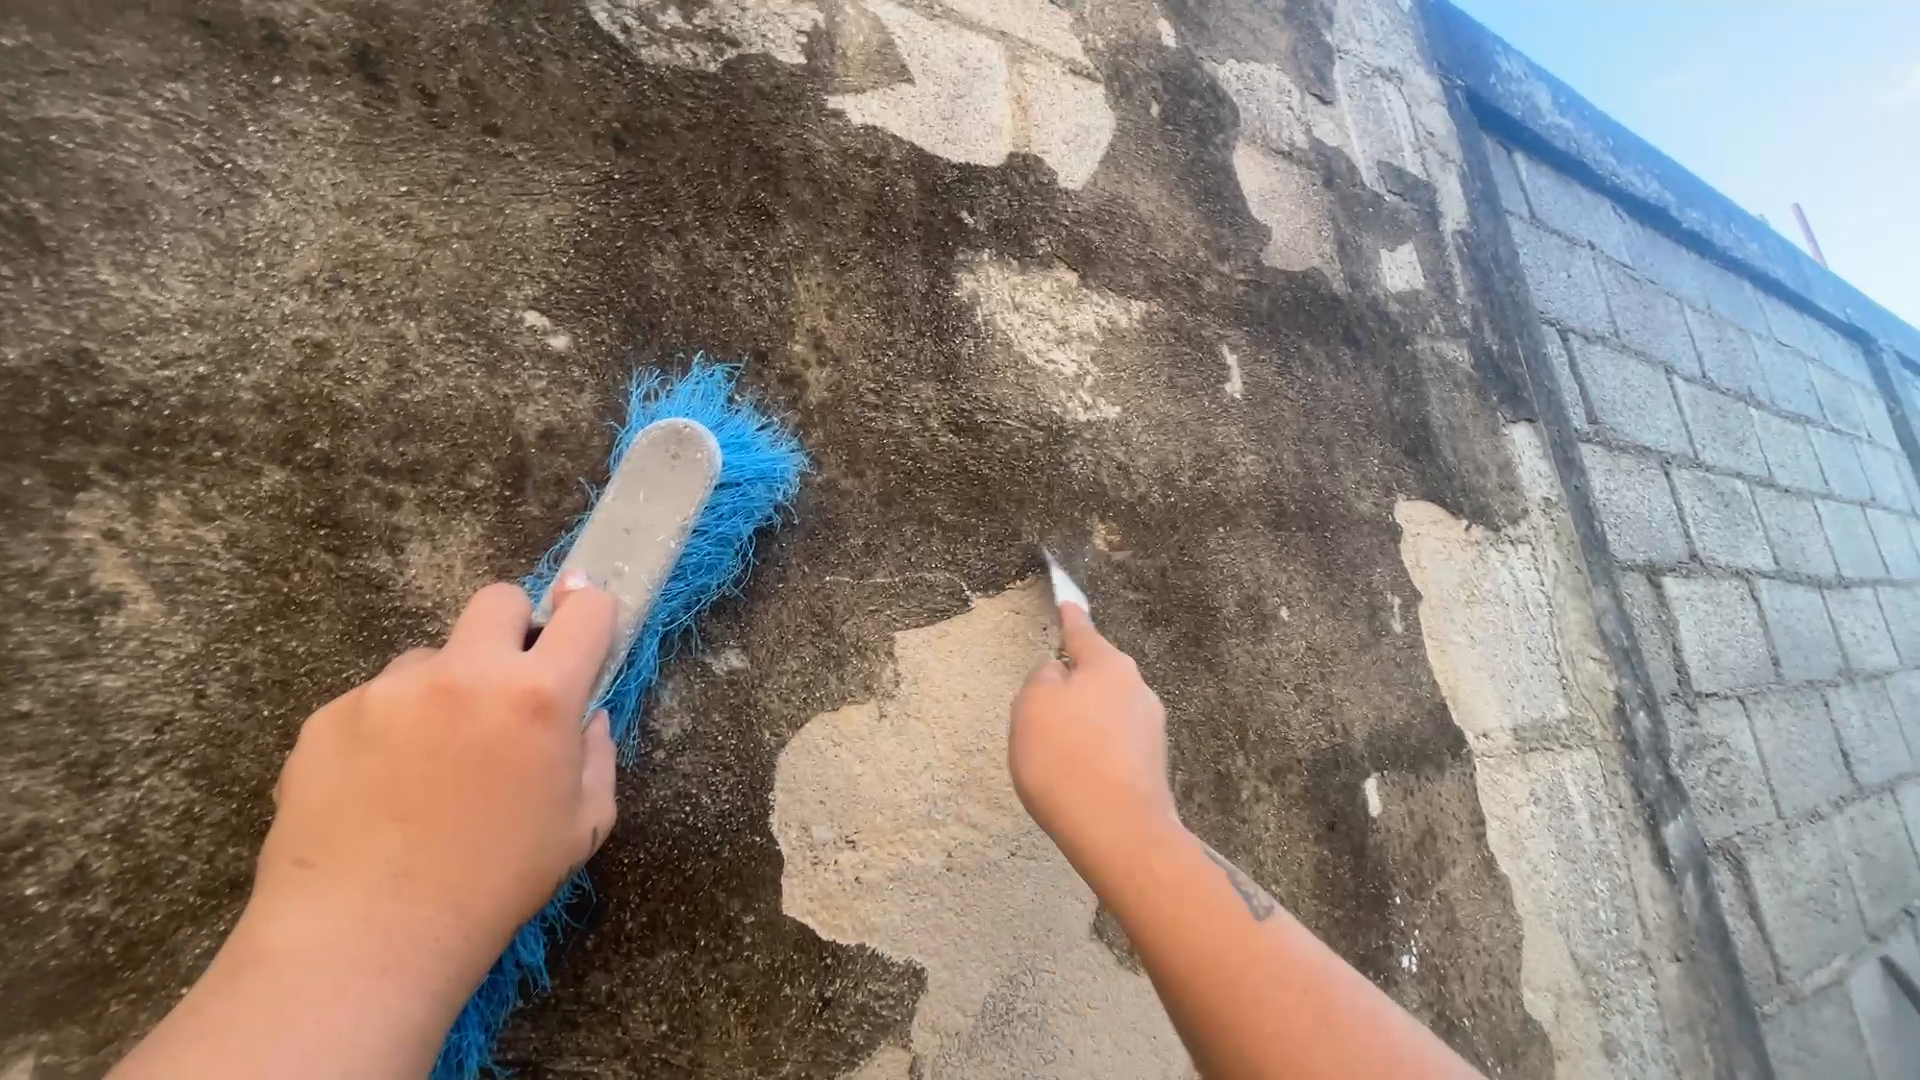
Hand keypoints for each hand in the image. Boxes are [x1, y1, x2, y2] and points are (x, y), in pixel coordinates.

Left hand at [242, 570, 618, 1007]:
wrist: (367, 939)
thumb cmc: (497, 883)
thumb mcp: (586, 822)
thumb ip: (598, 752)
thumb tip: (584, 715)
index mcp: (540, 695)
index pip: (585, 609)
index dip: (591, 613)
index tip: (584, 633)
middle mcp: (468, 674)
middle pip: (499, 599)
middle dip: (515, 629)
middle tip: (507, 688)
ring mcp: (391, 690)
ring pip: (433, 656)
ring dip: (447, 687)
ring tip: (431, 759)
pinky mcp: (329, 715)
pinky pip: (377, 698)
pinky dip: (392, 725)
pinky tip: (383, 785)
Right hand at [1009, 603, 1177, 867]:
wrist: (1117, 832)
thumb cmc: (1065, 759)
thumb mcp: (1030, 706)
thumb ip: (1041, 680)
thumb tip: (1058, 676)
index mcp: (1109, 666)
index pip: (1082, 632)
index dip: (1069, 617)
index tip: (1067, 602)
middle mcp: (1137, 690)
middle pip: (1096, 675)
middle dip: (1072, 685)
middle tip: (1041, 712)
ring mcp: (1151, 729)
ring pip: (1105, 712)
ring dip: (1083, 722)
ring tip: (1055, 755)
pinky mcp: (1153, 765)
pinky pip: (1113, 745)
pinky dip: (1093, 751)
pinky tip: (1076, 776)